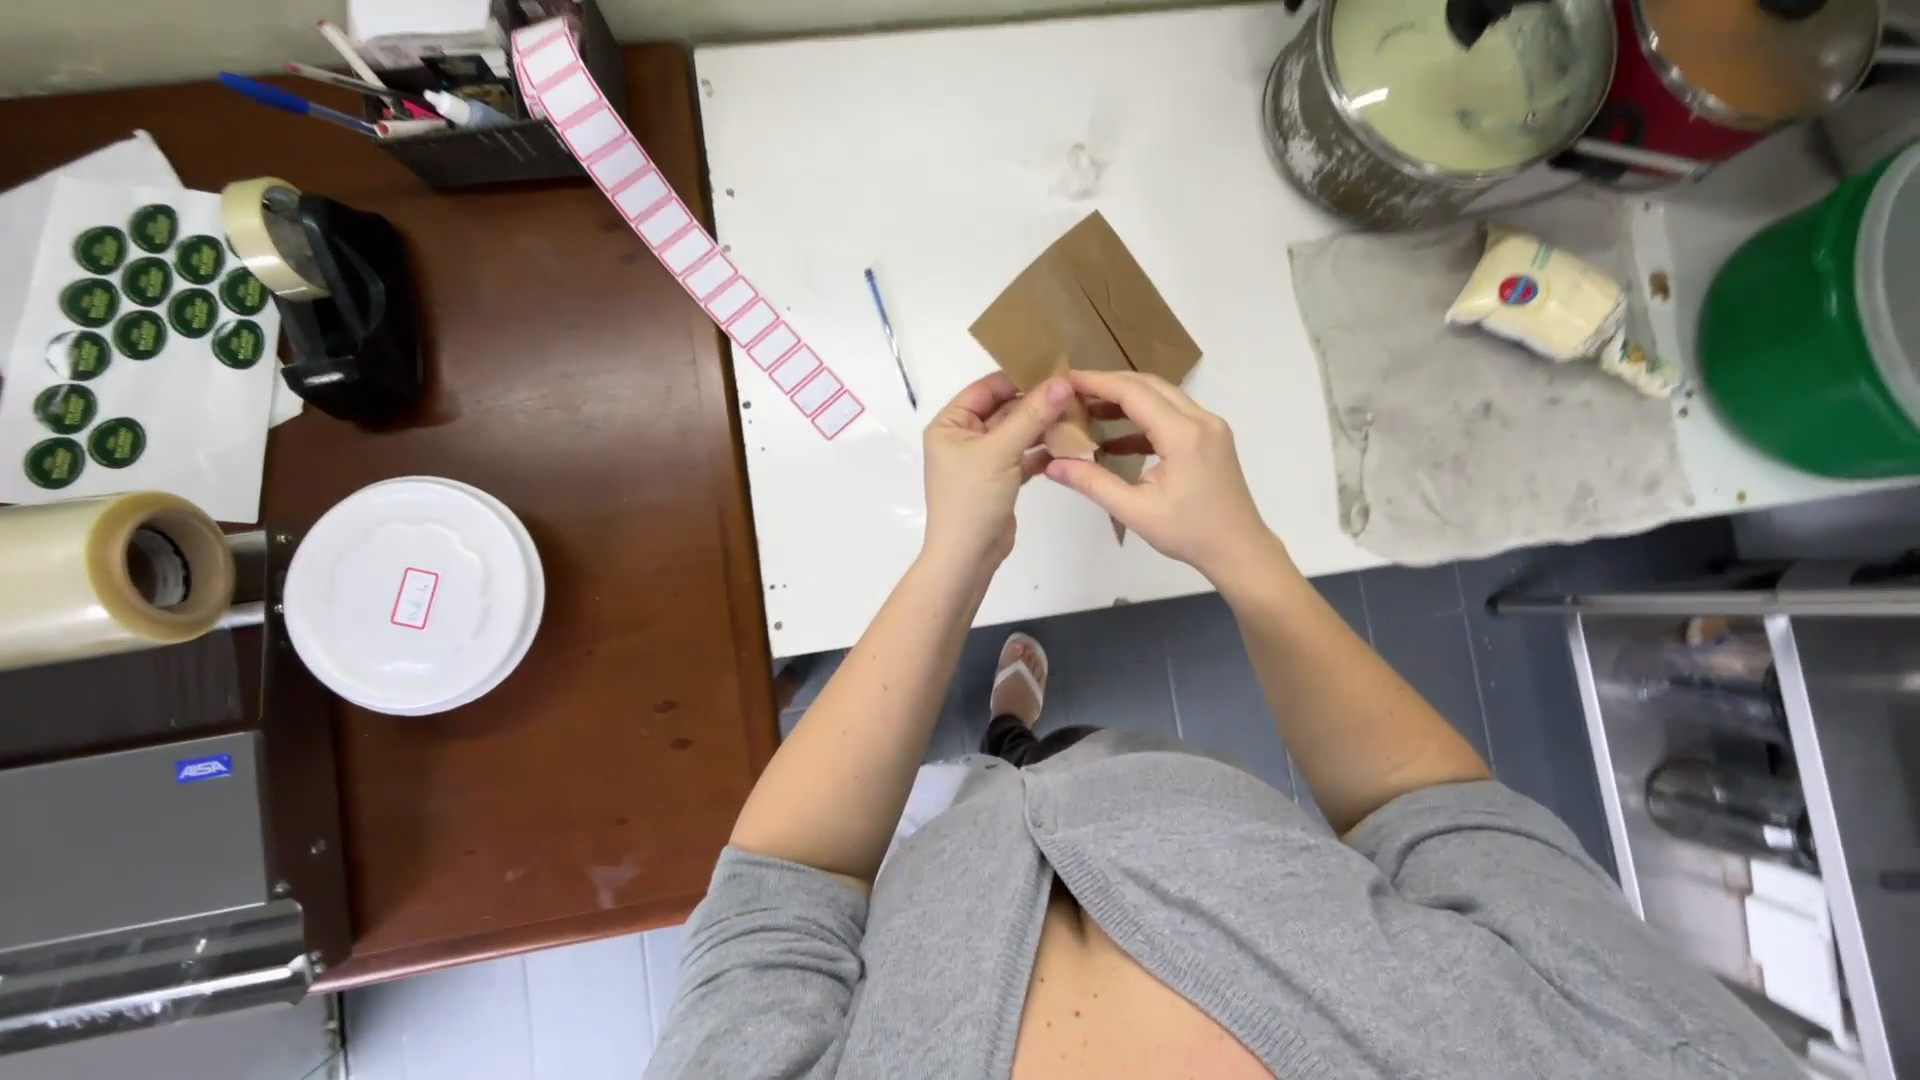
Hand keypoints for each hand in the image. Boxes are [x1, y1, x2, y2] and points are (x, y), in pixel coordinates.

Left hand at [921, 372, 1073, 571]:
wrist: (968, 556)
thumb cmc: (972, 499)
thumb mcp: (1000, 452)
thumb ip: (1031, 415)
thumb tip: (1063, 381)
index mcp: (950, 424)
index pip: (986, 388)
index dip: (1019, 376)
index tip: (1056, 368)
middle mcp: (963, 437)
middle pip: (1004, 409)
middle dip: (1036, 402)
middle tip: (1075, 392)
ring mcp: (982, 459)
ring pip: (1017, 432)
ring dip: (1043, 426)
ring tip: (1078, 414)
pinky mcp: (1000, 479)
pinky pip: (1024, 455)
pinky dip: (1043, 450)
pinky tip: (1070, 443)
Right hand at [1045, 369, 1287, 587]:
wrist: (1239, 549)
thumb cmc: (1189, 533)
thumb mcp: (1135, 511)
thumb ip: (1093, 483)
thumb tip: (1052, 465)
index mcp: (1183, 434)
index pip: (1133, 392)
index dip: (1096, 382)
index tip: (1065, 380)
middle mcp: (1201, 420)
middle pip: (1148, 385)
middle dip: (1108, 384)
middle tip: (1072, 392)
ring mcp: (1210, 426)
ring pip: (1162, 396)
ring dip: (1126, 399)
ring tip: (1088, 410)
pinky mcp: (1211, 437)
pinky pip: (1172, 415)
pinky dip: (1143, 419)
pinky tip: (1115, 439)